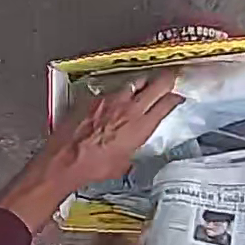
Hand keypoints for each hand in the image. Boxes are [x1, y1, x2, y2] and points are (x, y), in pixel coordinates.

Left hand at [0, 70, 185, 230]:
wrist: (66, 159)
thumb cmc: (93, 166)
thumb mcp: (122, 164)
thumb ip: (131, 151)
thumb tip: (129, 153)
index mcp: (141, 126)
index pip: (166, 103)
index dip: (175, 98)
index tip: (177, 97)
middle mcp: (129, 109)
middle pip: (155, 84)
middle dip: (166, 79)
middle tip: (170, 77)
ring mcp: (111, 100)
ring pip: (134, 83)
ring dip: (142, 83)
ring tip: (145, 84)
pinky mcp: (94, 99)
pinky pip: (111, 90)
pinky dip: (117, 93)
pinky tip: (115, 99)